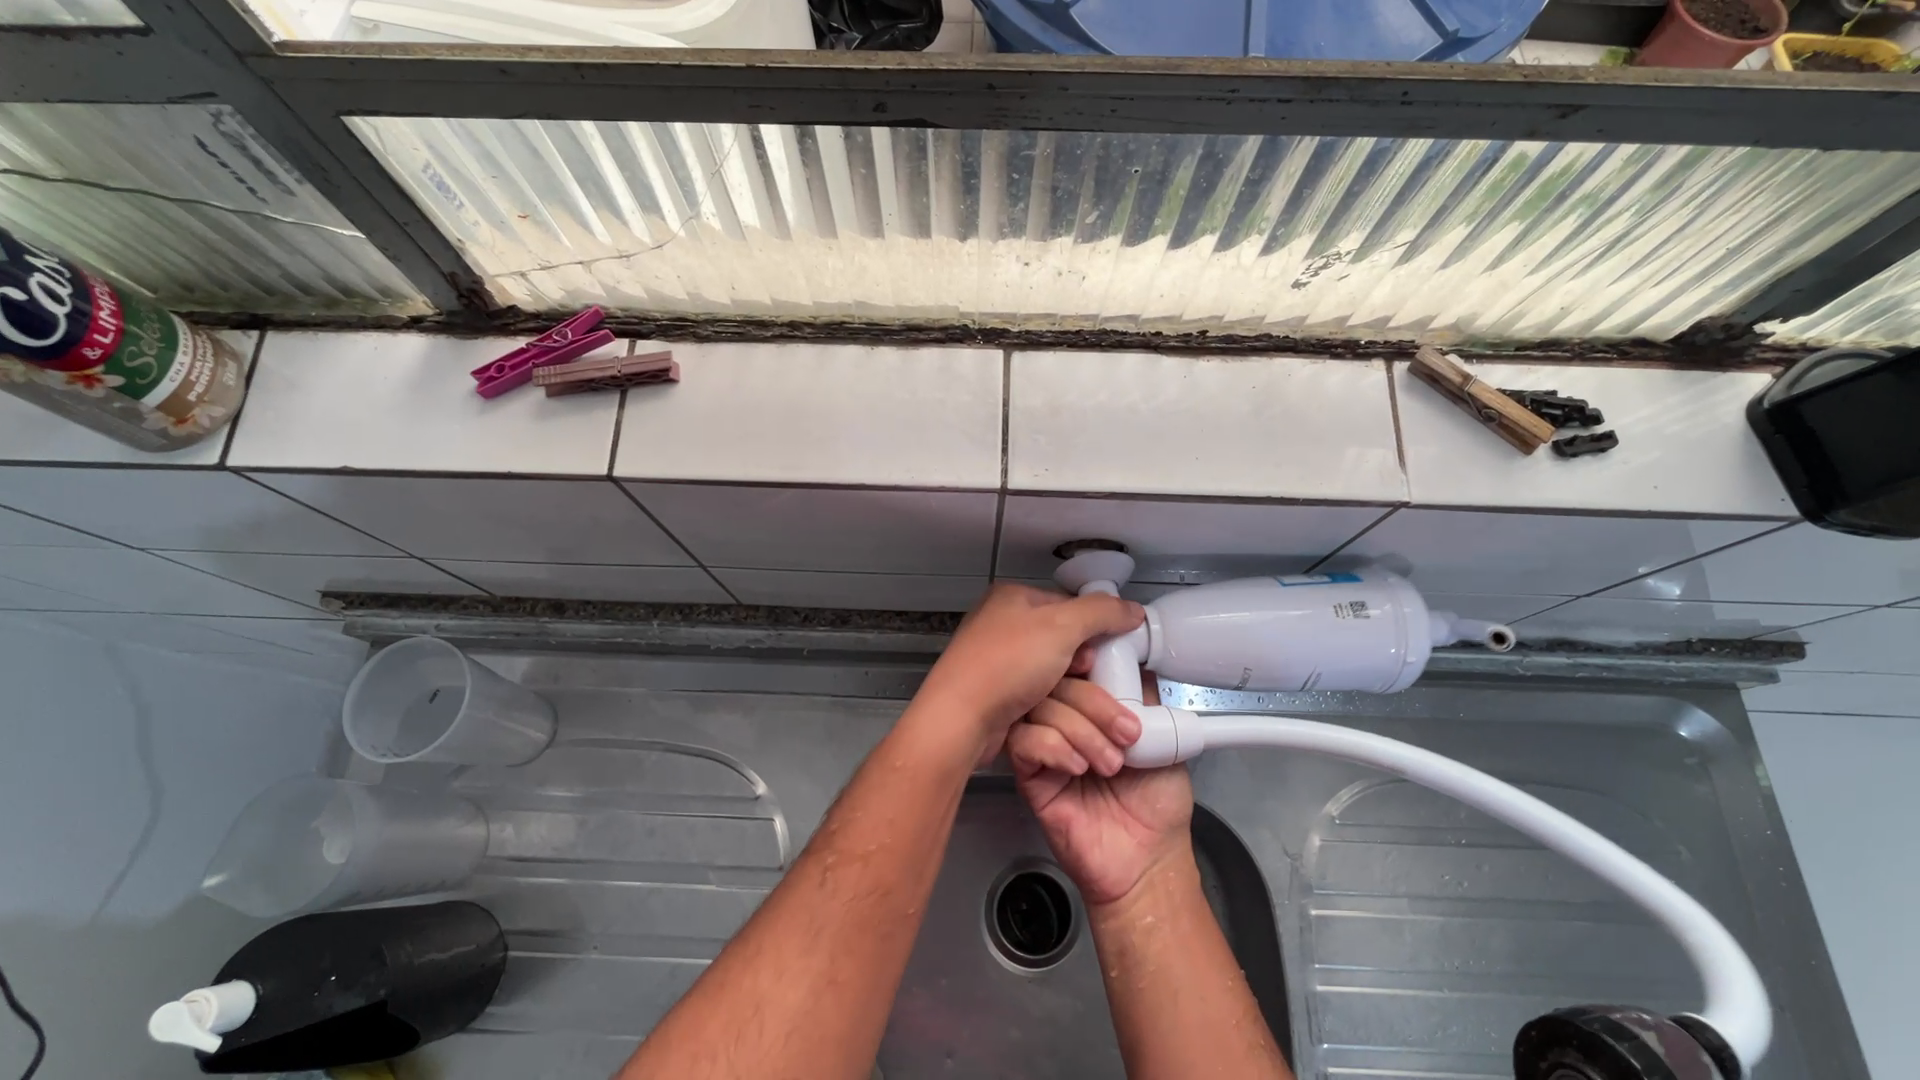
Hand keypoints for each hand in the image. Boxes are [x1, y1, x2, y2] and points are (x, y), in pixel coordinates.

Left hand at [913, 584, 1144, 760]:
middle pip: (1064, 647)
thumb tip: (1133, 610)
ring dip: (1077, 704)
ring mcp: (999, 668)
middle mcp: (1003, 630)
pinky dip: (1055, 721)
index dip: (1091, 631)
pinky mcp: (999, 702)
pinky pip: (1039, 706)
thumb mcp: (1061, 626)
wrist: (961, 721)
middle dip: (1086, 674)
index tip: (1102, 655)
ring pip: (1054, 681)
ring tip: (1094, 721)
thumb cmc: (1007, 665)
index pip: (1068, 607)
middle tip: (1093, 685)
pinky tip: (1068, 733)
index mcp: (1012, 601)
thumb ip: (1102, 613)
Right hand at [1007, 673, 1194, 906]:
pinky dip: (1051, 745)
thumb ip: (1143, 698)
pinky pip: (1022, 743)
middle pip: (1055, 681)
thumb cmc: (1157, 807)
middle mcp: (1066, 723)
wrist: (1148, 860)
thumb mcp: (1164, 738)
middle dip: (1093, 701)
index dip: (1086, 661)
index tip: (1106, 669)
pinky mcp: (1029, 776)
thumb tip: (1130, 657)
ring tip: (1110, 762)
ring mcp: (1046, 748)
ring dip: (1078, 728)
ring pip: (1038, 707)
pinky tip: (1077, 766)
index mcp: (1094, 709)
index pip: (1076, 667)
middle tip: (1127, 733)